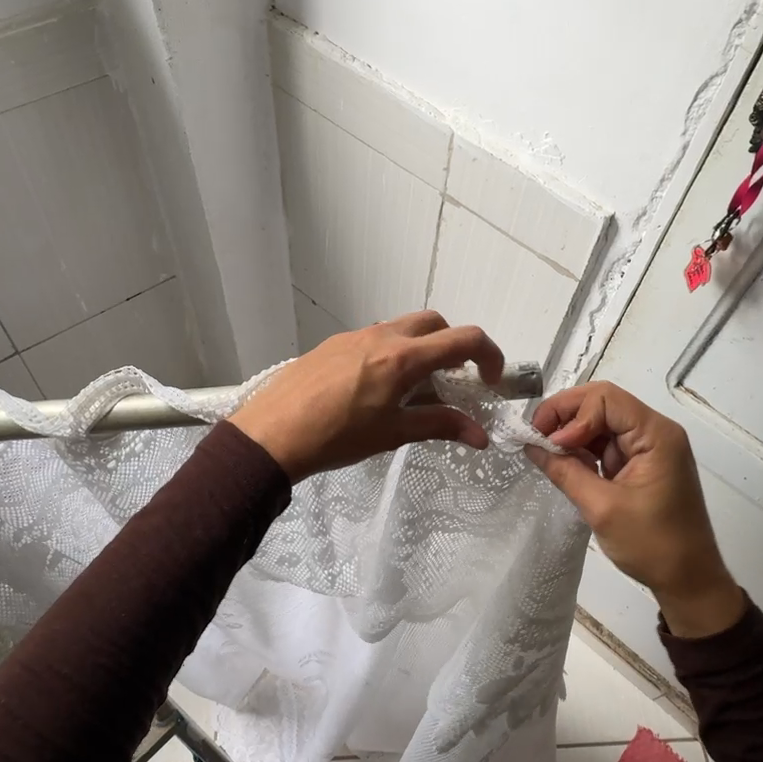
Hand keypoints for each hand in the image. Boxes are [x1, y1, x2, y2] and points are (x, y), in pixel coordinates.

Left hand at [229, 311, 504, 481]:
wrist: (271, 433)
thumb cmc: (336, 438)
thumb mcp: (392, 434)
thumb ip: (440, 426)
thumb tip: (480, 436)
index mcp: (403, 357)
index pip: (463, 339)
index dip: (489, 355)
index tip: (490, 381)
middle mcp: (382, 336)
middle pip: (434, 323)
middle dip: (454, 345)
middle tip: (453, 381)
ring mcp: (355, 336)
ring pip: (402, 327)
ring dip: (421, 348)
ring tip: (414, 388)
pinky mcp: (333, 344)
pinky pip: (375, 337)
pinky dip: (392, 352)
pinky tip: (377, 387)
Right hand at [525, 382, 745, 637]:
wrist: (688, 581)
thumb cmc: (653, 545)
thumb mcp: (602, 508)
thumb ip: (565, 471)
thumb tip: (531, 446)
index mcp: (656, 435)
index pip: (605, 399)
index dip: (572, 414)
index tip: (550, 444)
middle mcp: (655, 432)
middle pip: (602, 403)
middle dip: (566, 416)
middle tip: (536, 436)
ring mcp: (648, 448)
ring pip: (600, 421)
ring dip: (571, 433)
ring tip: (544, 451)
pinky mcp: (640, 464)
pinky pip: (605, 443)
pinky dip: (582, 449)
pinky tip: (563, 462)